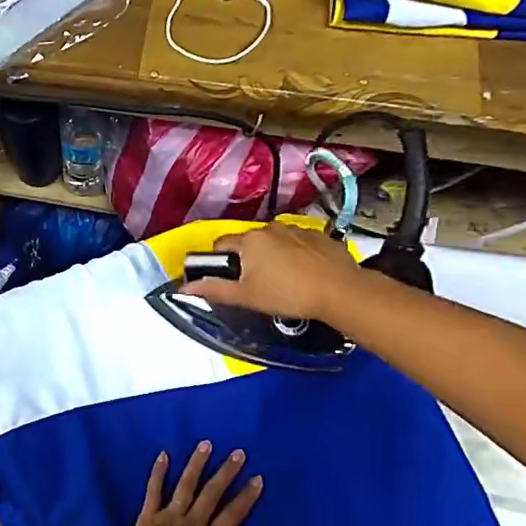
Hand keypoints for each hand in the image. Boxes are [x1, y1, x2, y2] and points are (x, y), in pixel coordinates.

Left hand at [107, 442, 263, 525]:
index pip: (233, 515)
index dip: (246, 497)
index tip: (257, 478)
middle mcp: (192, 524)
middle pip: (212, 493)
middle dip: (227, 472)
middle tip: (238, 452)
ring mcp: (169, 517)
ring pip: (186, 485)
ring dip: (197, 463)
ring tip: (206, 444)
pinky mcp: (147, 516)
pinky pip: (153, 490)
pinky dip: (158, 472)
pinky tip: (164, 455)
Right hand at [180, 224, 361, 321]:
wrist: (341, 291)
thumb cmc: (288, 294)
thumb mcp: (247, 297)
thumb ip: (214, 290)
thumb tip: (184, 288)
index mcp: (249, 240)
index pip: (222, 244)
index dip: (221, 261)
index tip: (230, 278)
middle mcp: (271, 228)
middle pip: (249, 242)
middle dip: (249, 259)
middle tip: (258, 284)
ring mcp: (297, 229)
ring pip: (275, 241)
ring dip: (273, 255)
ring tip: (285, 279)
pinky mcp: (320, 235)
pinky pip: (299, 242)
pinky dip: (297, 254)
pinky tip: (305, 273)